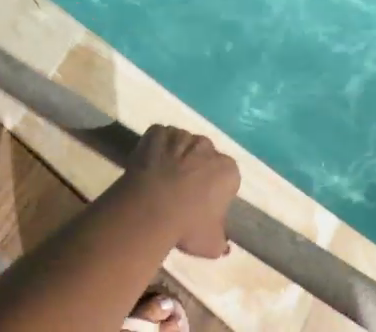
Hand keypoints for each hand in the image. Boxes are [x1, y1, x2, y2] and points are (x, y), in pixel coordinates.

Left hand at [124, 125, 240, 258]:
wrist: (148, 209)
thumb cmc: (186, 226)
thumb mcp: (212, 244)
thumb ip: (221, 240)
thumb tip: (224, 243)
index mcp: (226, 169)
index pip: (227, 177)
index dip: (216, 190)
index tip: (205, 203)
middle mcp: (206, 145)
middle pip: (204, 155)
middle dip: (197, 168)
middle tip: (183, 191)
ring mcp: (179, 135)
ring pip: (181, 144)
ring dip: (176, 156)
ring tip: (162, 178)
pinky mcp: (155, 131)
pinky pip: (159, 138)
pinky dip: (155, 148)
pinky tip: (149, 165)